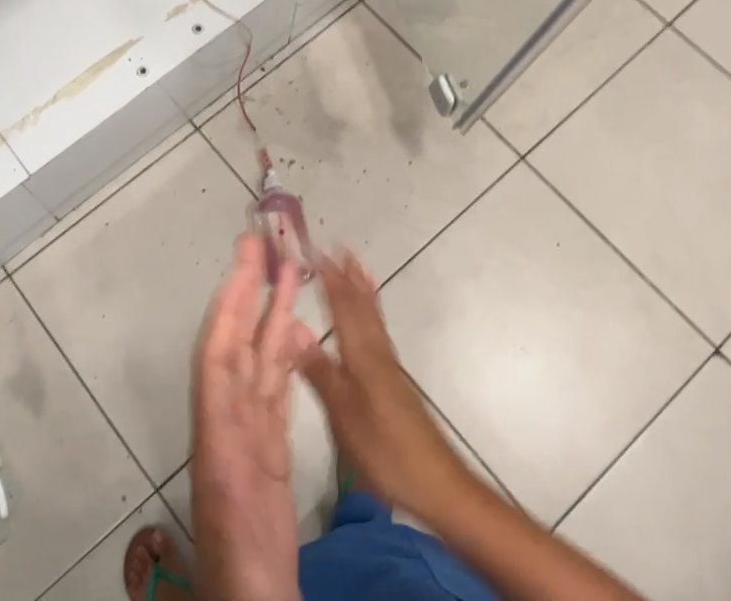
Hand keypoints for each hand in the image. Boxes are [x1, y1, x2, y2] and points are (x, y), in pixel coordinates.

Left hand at [191, 232, 316, 600]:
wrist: (250, 598)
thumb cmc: (245, 557)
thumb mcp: (234, 504)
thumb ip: (232, 455)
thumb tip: (232, 410)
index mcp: (216, 430)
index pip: (220, 351)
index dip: (231, 303)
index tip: (244, 261)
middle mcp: (227, 422)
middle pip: (238, 345)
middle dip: (248, 293)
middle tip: (262, 245)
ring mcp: (247, 435)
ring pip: (259, 362)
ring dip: (271, 317)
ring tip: (289, 274)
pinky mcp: (267, 451)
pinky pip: (272, 391)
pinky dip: (281, 357)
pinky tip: (291, 334)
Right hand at [297, 252, 474, 521]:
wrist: (437, 483)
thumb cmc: (386, 449)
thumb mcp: (344, 413)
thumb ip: (319, 371)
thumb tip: (293, 327)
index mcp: (363, 357)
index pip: (344, 308)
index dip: (330, 280)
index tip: (316, 251)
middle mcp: (378, 355)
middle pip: (363, 308)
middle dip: (349, 278)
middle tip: (338, 248)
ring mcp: (389, 370)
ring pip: (373, 320)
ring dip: (362, 292)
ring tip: (356, 269)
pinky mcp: (394, 385)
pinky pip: (378, 335)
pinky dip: (371, 316)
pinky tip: (368, 323)